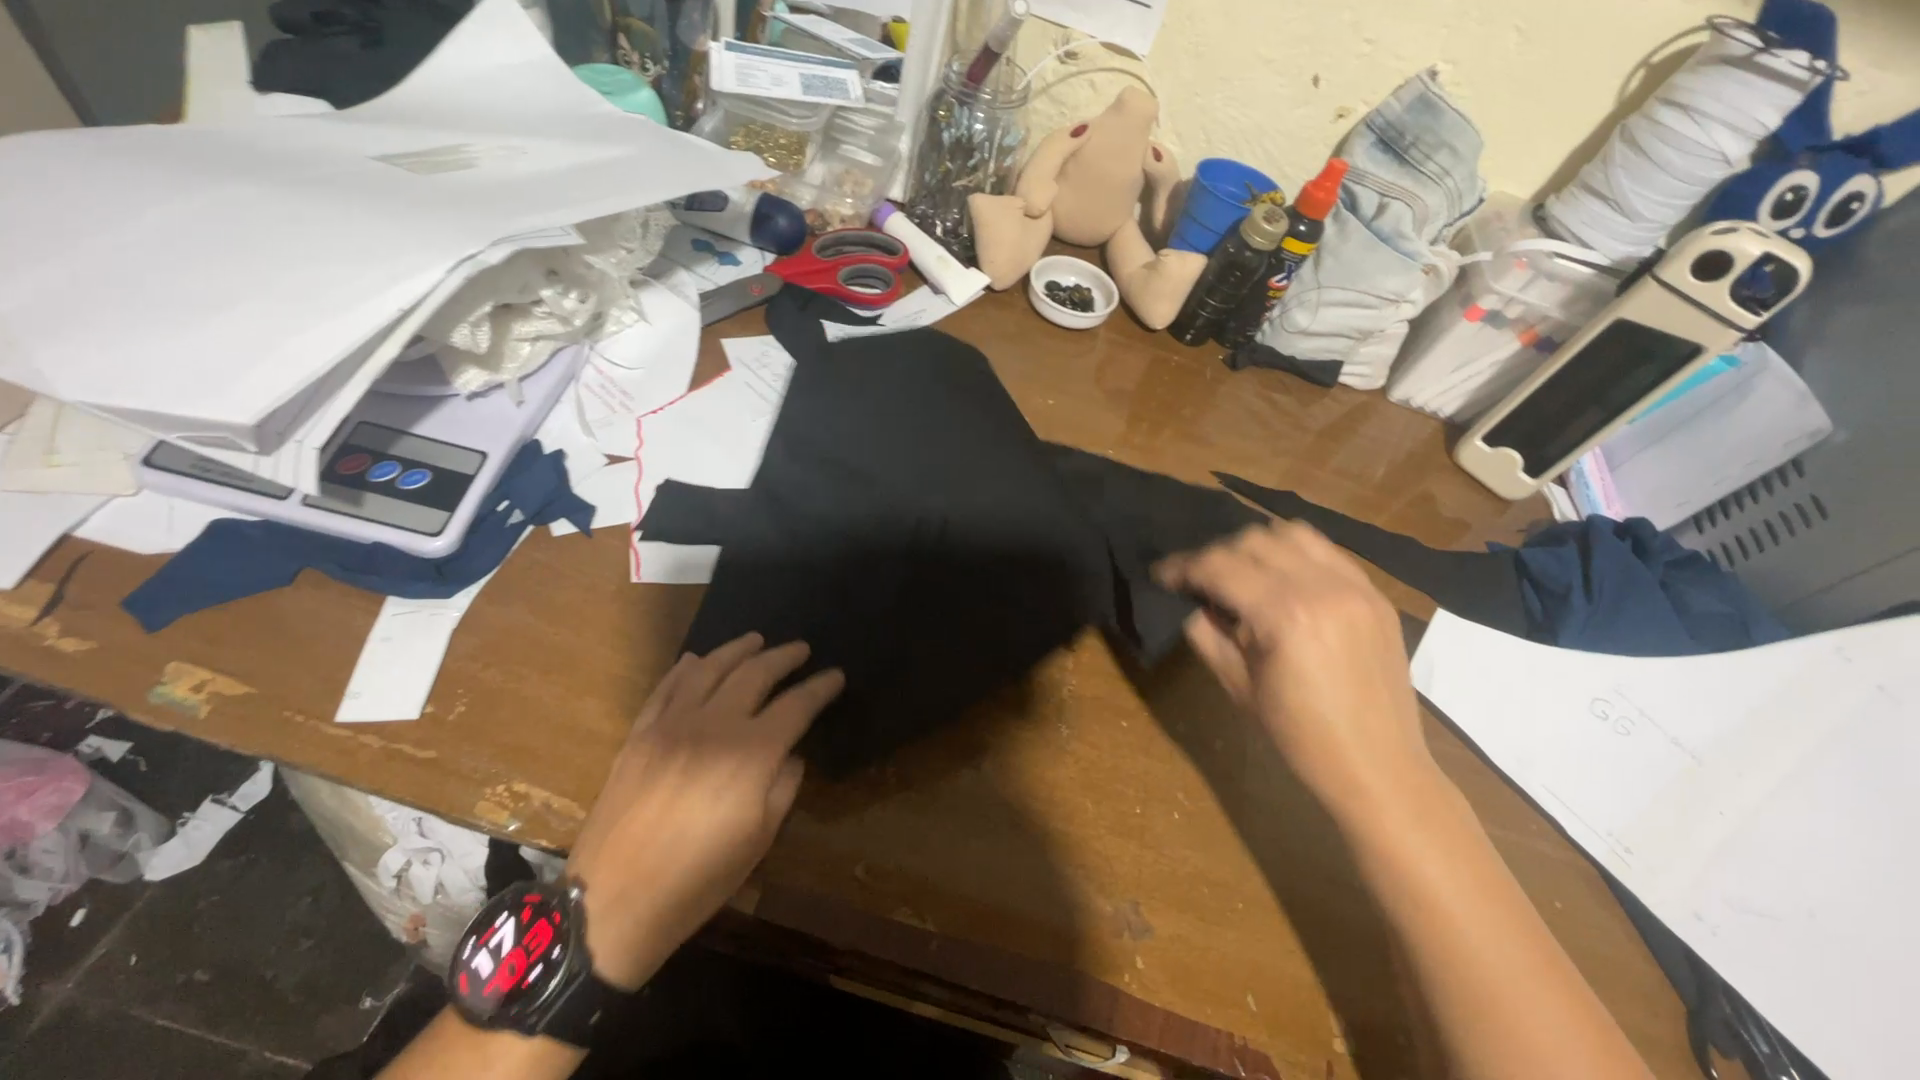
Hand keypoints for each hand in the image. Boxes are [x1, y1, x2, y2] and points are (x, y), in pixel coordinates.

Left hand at [565, 633, 843, 989]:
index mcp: (751, 754)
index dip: (820, 688)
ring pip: (708, 670)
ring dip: (736, 650)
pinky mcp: (639, 735)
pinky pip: (665, 688)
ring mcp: (670, 725)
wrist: (613, 902)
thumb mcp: (759, 839)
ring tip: (756, 639)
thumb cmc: (698, 880)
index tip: (836, 676)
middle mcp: (712, 726)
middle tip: (801, 649)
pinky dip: (685, 668)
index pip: (795, 706)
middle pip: (753, 675)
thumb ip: (782, 787)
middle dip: (782, 658)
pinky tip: (696, 660)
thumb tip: (788, 755)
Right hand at [1154, 521, 1435, 817]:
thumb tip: (1191, 601)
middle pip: (1253, 541)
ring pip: (1291, 533)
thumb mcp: (1238, 686)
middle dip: (1216, 555)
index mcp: (1285, 614)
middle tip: (1198, 581)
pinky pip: (1327, 552)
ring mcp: (1355, 586)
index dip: (1183, 566)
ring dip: (1257, 546)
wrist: (1378, 766)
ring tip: (1241, 572)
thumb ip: (1207, 633)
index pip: (1220, 566)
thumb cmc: (1299, 736)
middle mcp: (1323, 587)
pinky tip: (1282, 580)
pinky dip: (1295, 555)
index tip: (1162, 575)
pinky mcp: (1374, 594)